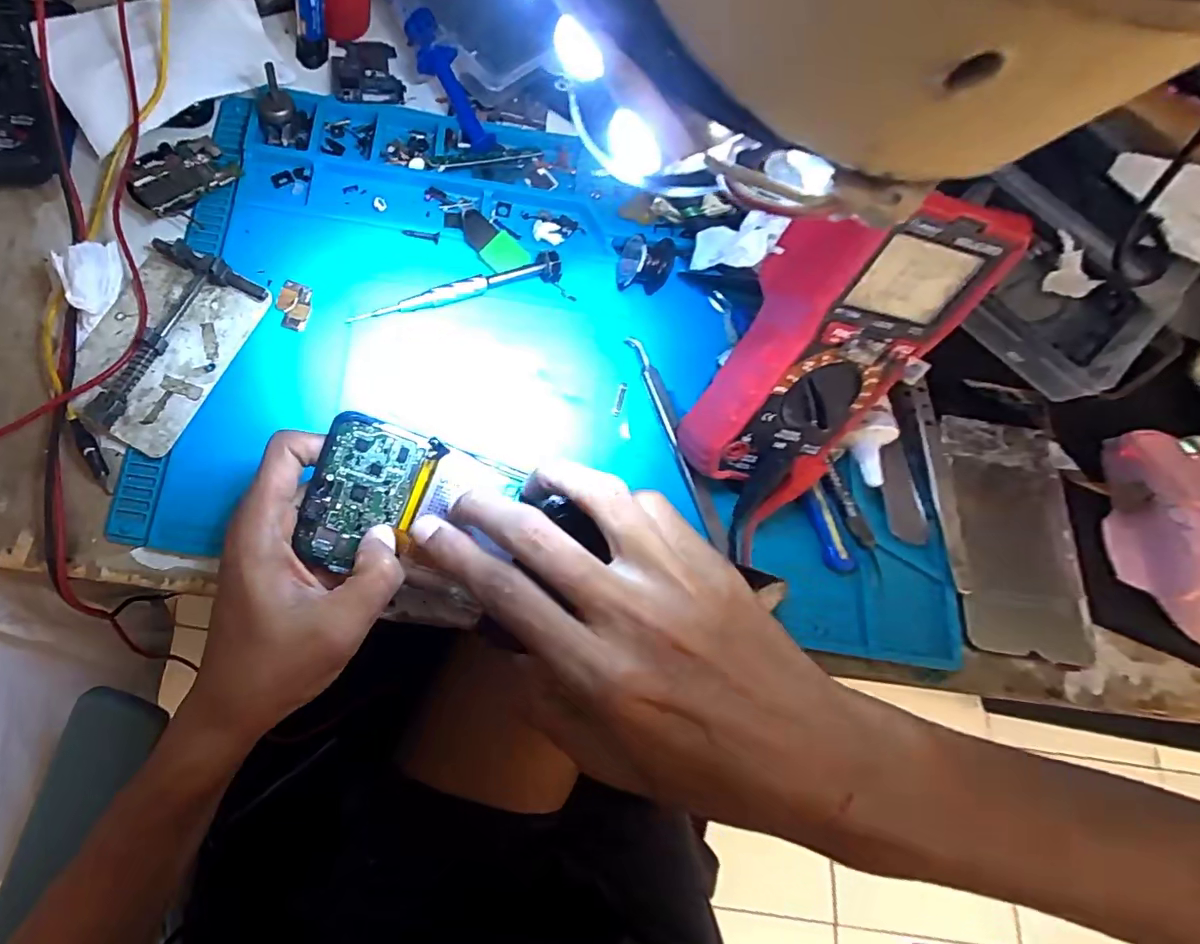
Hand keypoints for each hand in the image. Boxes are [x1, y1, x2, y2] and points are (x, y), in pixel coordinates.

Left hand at [179, 431, 404, 744]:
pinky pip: (304, 533)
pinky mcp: (269, 564)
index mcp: (259, 526)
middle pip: (299, 476)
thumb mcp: (338, 626)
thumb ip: (374, 579)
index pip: (283, 451)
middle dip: (346, 478)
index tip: (365, 464)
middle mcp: (256, 524)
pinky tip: (369, 554)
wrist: (233, 704)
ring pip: (305, 506)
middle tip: (392, 491)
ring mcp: (261, 544)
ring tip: (390, 519)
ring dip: (344, 510)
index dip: (322, 443)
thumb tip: (388, 536)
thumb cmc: (276, 666)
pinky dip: (334, 535)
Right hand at [410, 462, 890, 837]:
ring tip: (533, 475)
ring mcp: (672, 579)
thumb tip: (503, 646)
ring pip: (598, 497)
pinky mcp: (707, 562)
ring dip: (552, 476)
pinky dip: (614, 495)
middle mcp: (625, 612)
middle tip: (460, 497)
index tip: (427, 530)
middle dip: (483, 506)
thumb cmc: (695, 766)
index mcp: (593, 668)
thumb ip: (539, 700)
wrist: (814, 757)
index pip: (503, 591)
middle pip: (535, 535)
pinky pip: (649, 504)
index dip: (454, 553)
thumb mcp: (600, 756)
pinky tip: (603, 505)